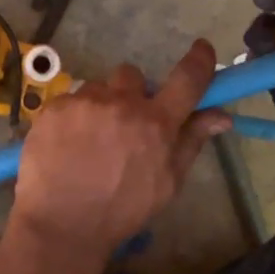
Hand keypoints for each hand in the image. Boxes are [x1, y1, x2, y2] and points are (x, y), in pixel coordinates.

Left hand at [10, 40, 232, 258]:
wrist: (62, 225)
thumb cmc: (122, 210)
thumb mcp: (167, 183)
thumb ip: (191, 141)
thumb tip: (221, 116)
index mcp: (156, 123)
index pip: (186, 80)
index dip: (199, 61)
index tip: (202, 48)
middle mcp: (121, 103)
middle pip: (132, 76)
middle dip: (132, 94)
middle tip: (125, 123)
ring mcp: (84, 102)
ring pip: (98, 88)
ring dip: (100, 106)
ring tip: (90, 140)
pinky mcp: (54, 107)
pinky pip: (70, 100)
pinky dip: (73, 117)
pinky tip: (68, 144)